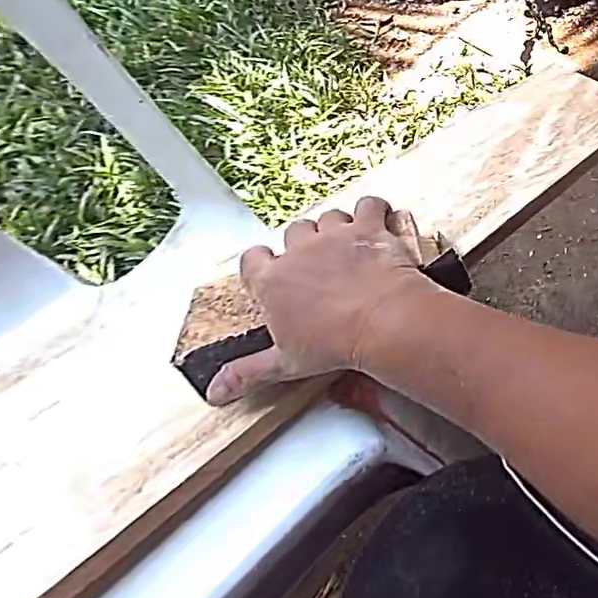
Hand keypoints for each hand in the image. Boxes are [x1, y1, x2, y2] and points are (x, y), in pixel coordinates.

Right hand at [206, 196, 433, 404]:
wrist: (383, 319)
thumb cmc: (335, 342)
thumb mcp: (284, 363)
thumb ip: (246, 373)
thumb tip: (214, 393)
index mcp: (271, 280)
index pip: (252, 258)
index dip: (265, 261)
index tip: (277, 268)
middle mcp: (300, 251)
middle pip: (295, 231)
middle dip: (306, 240)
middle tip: (322, 256)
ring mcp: (337, 236)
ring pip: (330, 216)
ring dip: (339, 224)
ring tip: (351, 239)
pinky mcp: (371, 228)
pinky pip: (371, 204)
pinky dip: (376, 208)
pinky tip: (380, 218)